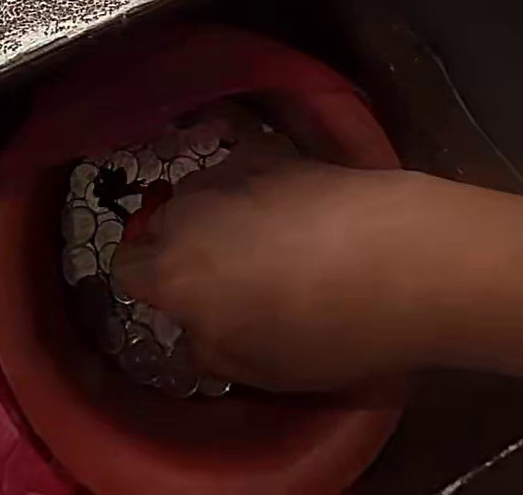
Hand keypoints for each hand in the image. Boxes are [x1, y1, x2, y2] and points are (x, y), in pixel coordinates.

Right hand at [114, 157, 456, 390]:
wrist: (397, 253)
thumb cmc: (325, 327)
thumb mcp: (260, 370)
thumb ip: (209, 344)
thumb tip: (200, 321)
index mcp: (176, 270)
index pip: (125, 265)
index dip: (147, 282)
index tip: (177, 298)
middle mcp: (192, 210)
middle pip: (161, 221)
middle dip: (180, 245)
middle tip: (225, 273)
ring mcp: (232, 172)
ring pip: (200, 192)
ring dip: (215, 212)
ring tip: (264, 238)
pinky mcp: (273, 152)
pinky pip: (240, 171)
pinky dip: (249, 187)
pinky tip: (292, 208)